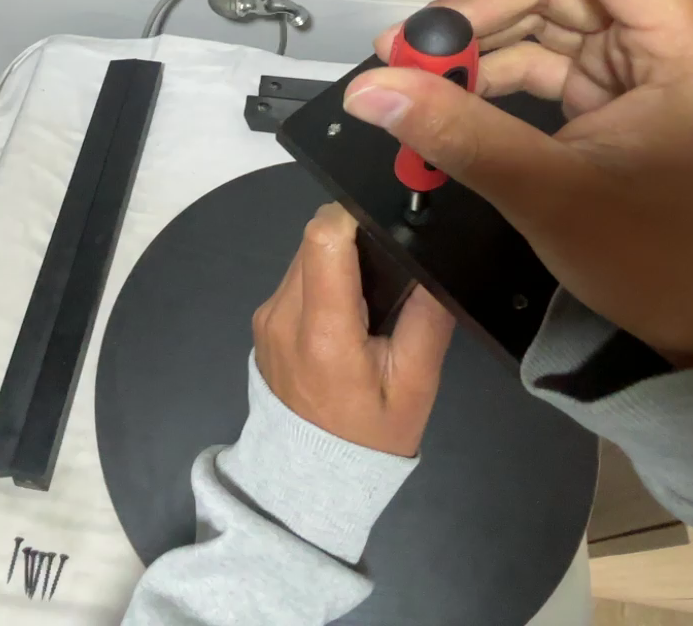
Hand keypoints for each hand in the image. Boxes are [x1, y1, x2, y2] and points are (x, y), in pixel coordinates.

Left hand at [252, 204, 455, 456]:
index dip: (353, 216)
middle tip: (389, 264)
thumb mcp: (413, 386)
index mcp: (323, 331)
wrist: (310, 476)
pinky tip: (346, 308)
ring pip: (302, 255)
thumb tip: (431, 264)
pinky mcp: (262, 320)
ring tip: (371, 292)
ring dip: (336, 258)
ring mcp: (266, 316)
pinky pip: (294, 278)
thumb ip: (425, 321)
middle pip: (313, 241)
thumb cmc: (368, 436)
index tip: (384, 221)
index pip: (323, 239)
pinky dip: (321, 279)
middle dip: (352, 238)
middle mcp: (283, 313)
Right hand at [348, 0, 692, 366]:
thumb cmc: (657, 261)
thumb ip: (457, 134)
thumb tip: (368, 91)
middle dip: (477, 2)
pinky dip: (490, 66)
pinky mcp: (616, 83)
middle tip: (404, 47)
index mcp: (688, 37)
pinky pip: (543, 51)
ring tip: (409, 69)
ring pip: (545, 7)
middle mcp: (670, 28)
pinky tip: (444, 91)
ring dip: (475, 33)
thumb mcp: (549, 195)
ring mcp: (641, 56)